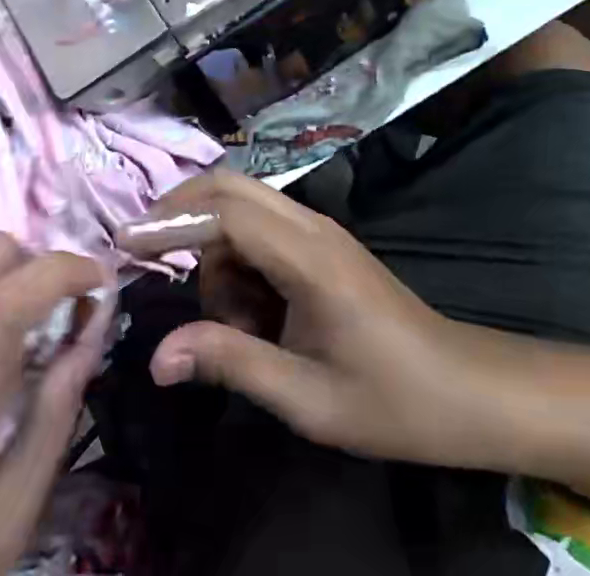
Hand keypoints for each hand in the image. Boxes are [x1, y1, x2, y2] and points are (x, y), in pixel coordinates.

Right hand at [128, 170, 528, 470]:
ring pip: (242, 213)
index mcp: (310, 259)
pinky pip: (262, 233)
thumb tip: (157, 356)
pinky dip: (239, 264)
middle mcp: (313, 228)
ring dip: (216, 255)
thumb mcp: (306, 397)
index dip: (170, 223)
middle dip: (181, 215)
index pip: (226, 215)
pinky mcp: (323, 247)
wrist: (466, 391)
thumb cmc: (392, 401)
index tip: (123, 244)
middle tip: (147, 260)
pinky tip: (255, 318)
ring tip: (236, 327)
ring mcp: (320, 233)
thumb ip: (230, 363)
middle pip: (230, 189)